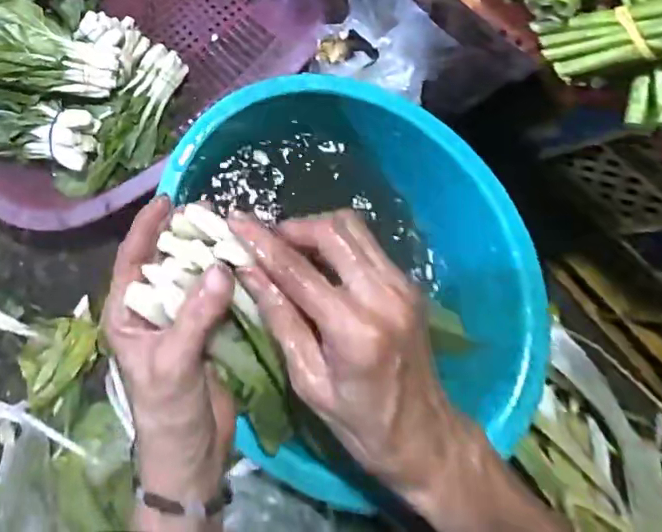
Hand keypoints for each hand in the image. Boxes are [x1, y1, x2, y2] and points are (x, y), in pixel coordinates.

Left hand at [103, 196, 236, 506]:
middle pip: (164, 262)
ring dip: (206, 255)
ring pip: (190, 278)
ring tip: (227, 228)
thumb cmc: (166, 411)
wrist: (191, 460)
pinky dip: (225, 281)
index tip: (166, 199)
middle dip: (182, 236)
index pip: (131, 258)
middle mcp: (149, 310)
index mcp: (126, 312)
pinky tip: (241, 262)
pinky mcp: (203, 334)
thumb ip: (195, 315)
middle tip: (207, 209)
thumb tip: (220, 267)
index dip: (146, 227)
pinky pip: (212, 299)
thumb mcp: (174, 362)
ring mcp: (177, 321)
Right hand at [229, 210, 478, 501]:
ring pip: (350, 225)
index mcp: (354, 330)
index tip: (235, 221)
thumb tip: (246, 269)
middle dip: (291, 227)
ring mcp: (401, 285)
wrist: (427, 439)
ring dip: (314, 228)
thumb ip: (279, 318)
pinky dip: (335, 240)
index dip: (260, 241)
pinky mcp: (408, 282)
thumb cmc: (360, 423)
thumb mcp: (307, 380)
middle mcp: (382, 297)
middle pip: (330, 231)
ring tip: (290, 246)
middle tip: (266, 240)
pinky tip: (318, 260)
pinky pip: (365, 241)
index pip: (297, 269)